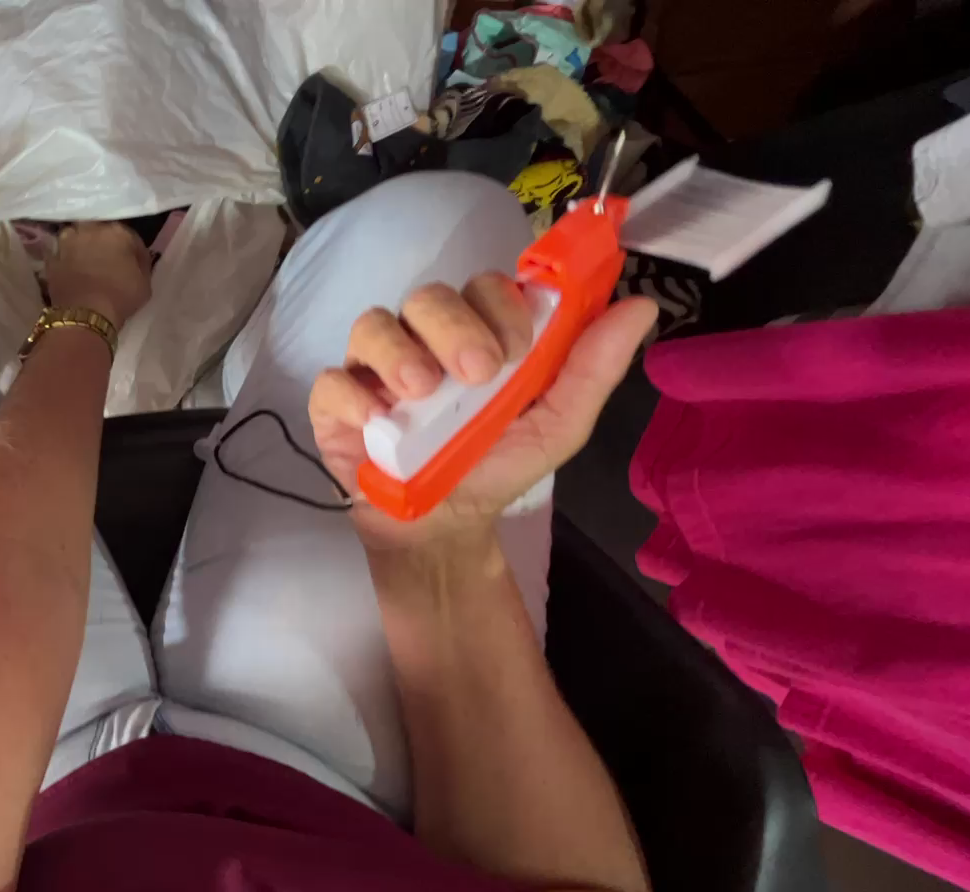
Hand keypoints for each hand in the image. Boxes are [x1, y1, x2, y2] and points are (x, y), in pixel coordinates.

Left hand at [44, 222, 152, 326]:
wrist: (85, 314)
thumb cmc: (120, 298)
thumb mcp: (145, 283)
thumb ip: (141, 265)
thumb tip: (136, 260)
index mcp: (118, 231)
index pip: (130, 237)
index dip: (134, 253)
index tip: (135, 265)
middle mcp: (91, 229)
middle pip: (100, 231)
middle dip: (104, 242)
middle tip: (106, 259)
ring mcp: (67, 242)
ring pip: (76, 236)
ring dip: (80, 245)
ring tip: (84, 261)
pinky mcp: (51, 258)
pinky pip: (59, 254)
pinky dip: (64, 259)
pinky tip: (68, 269)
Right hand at [308, 273, 656, 550]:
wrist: (439, 526)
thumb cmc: (494, 467)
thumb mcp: (555, 425)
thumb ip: (590, 370)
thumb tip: (638, 306)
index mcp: (476, 335)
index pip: (482, 288)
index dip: (498, 304)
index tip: (515, 352)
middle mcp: (421, 342)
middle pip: (425, 297)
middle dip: (453, 325)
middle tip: (474, 375)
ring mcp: (373, 372)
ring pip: (372, 325)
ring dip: (398, 352)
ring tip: (421, 394)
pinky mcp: (334, 407)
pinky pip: (330, 382)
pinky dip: (351, 396)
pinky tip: (375, 423)